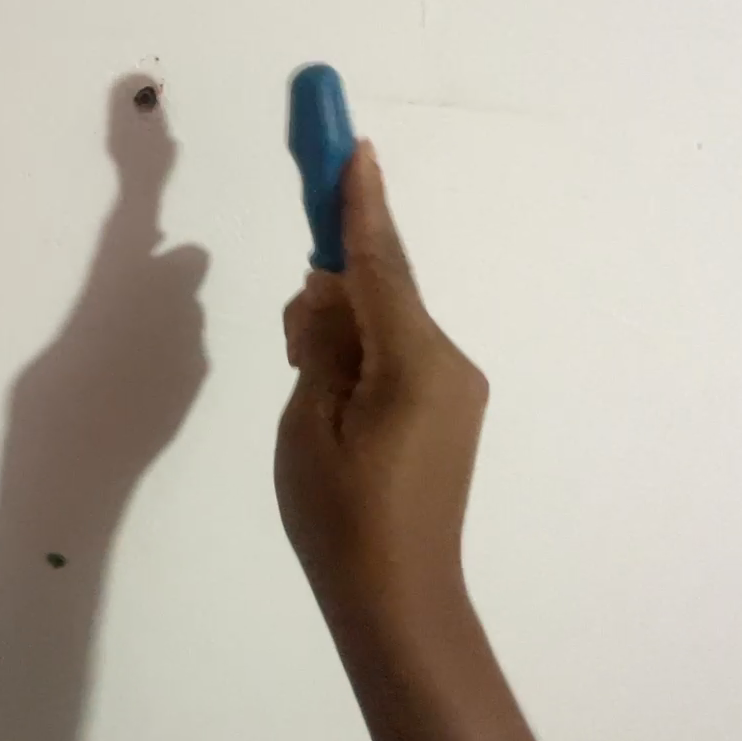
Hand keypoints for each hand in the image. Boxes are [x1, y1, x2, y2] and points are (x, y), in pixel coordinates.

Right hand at [275, 141, 489, 608]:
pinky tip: (322, 387)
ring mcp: (448, 384)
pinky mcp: (438, 403)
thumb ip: (321, 340)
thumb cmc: (340, 510)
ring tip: (301, 381)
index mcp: (415, 362)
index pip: (381, 264)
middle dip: (328, 293)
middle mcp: (446, 361)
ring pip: (378, 319)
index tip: (352, 147)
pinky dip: (349, 348)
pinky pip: (387, 348)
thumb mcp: (310, 418)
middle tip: (293, 349)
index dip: (360, 204)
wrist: (395, 593)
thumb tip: (328, 288)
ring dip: (331, 328)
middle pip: (379, 289)